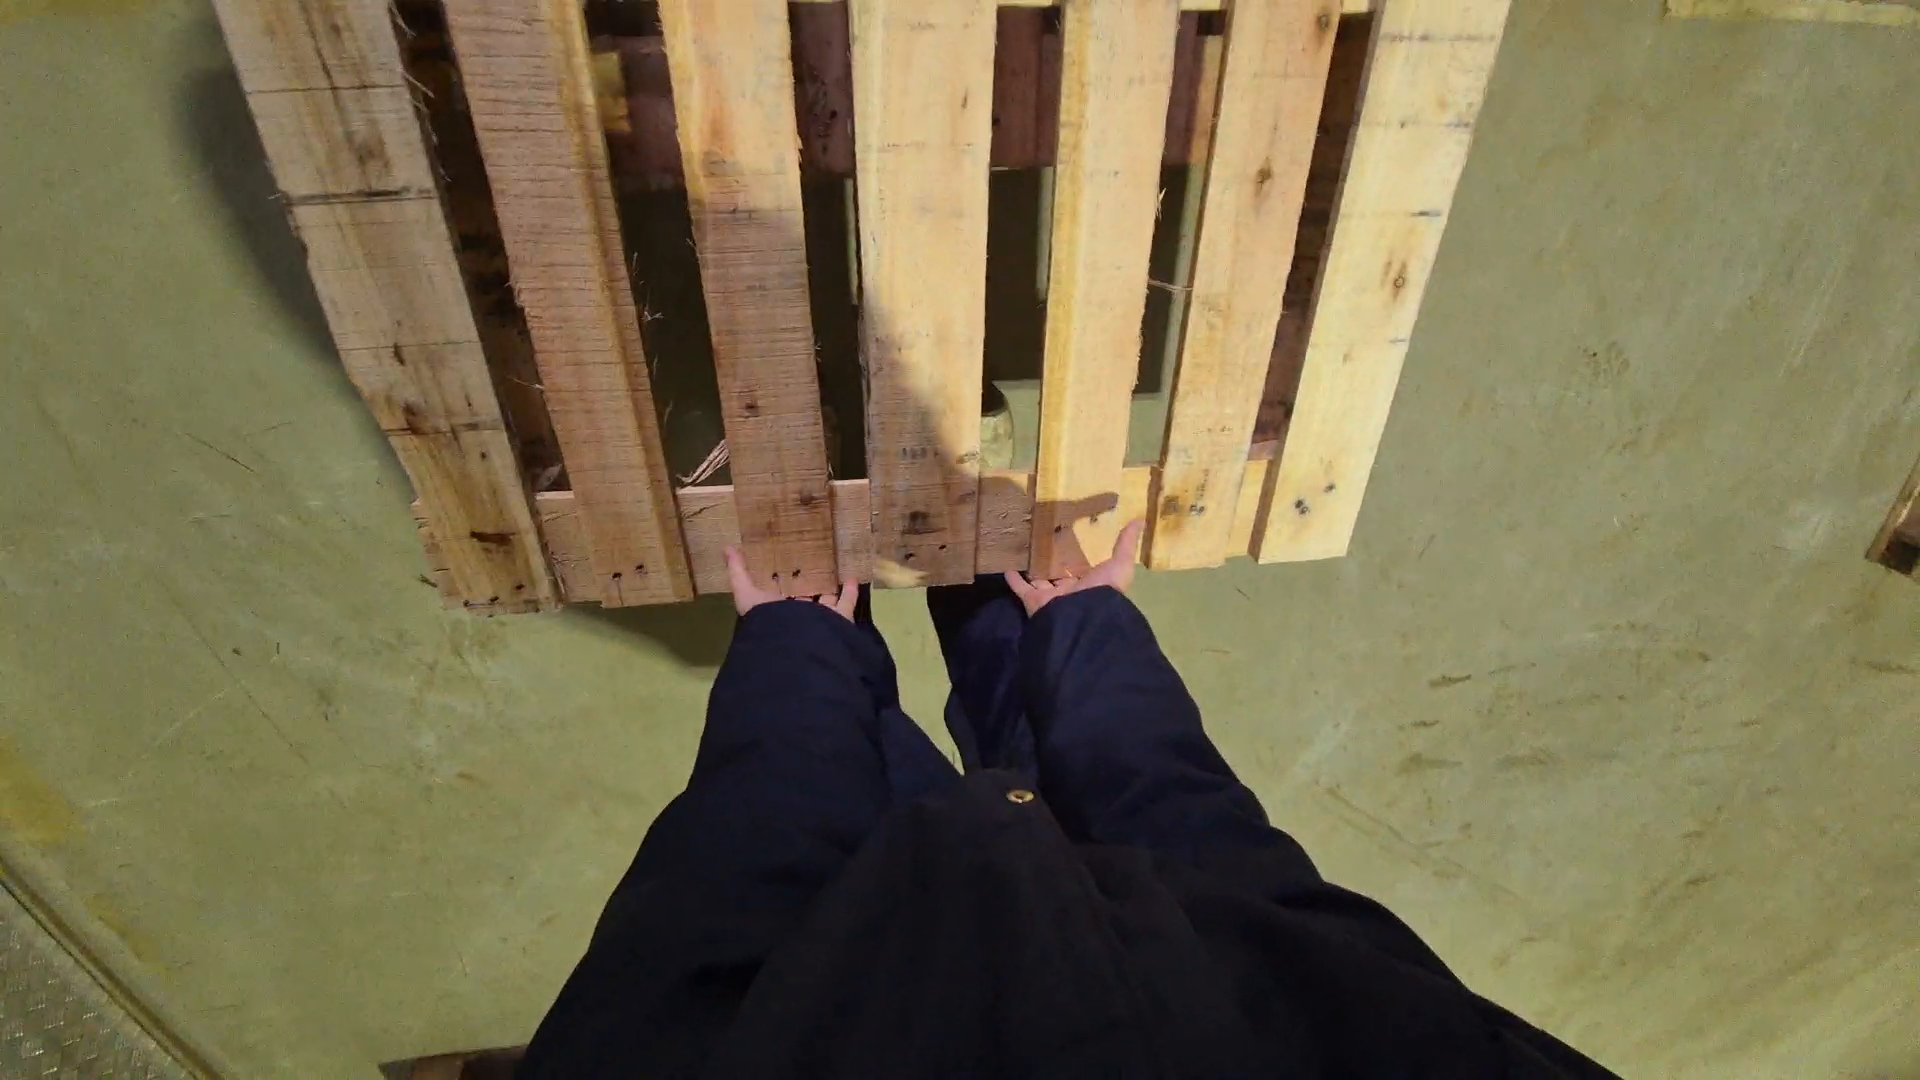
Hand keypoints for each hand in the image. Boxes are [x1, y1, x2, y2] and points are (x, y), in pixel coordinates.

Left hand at [724, 546, 858, 621]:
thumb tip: (727, 547)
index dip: (780, 580)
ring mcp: (819, 620)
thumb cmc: (768, 621)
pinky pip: (846, 603)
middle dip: (806, 583)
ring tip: (833, 570)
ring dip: (829, 586)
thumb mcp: (747, 594)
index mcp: (776, 613)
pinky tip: (852, 577)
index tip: (784, 562)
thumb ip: (739, 572)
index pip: (778, 594)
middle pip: (803, 597)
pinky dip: (850, 591)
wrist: (795, 647)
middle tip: (812, 563)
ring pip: (826, 600)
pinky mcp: (838, 620)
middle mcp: (798, 618)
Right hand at [1003, 519, 1143, 616]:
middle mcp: (1069, 592)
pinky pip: (1021, 588)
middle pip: (1059, 574)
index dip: (1077, 556)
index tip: (1071, 539)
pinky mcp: (1033, 600)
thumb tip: (1140, 519)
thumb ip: (1126, 544)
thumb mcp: (1120, 564)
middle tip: (1043, 543)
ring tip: (1023, 551)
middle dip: (1053, 562)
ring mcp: (1050, 596)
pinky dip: (1013, 579)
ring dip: (1032, 569)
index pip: (1082, 569)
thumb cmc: (1103, 591)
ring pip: (1039, 580)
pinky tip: (1006, 567)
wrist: (1082, 617)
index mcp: (1089, 585)